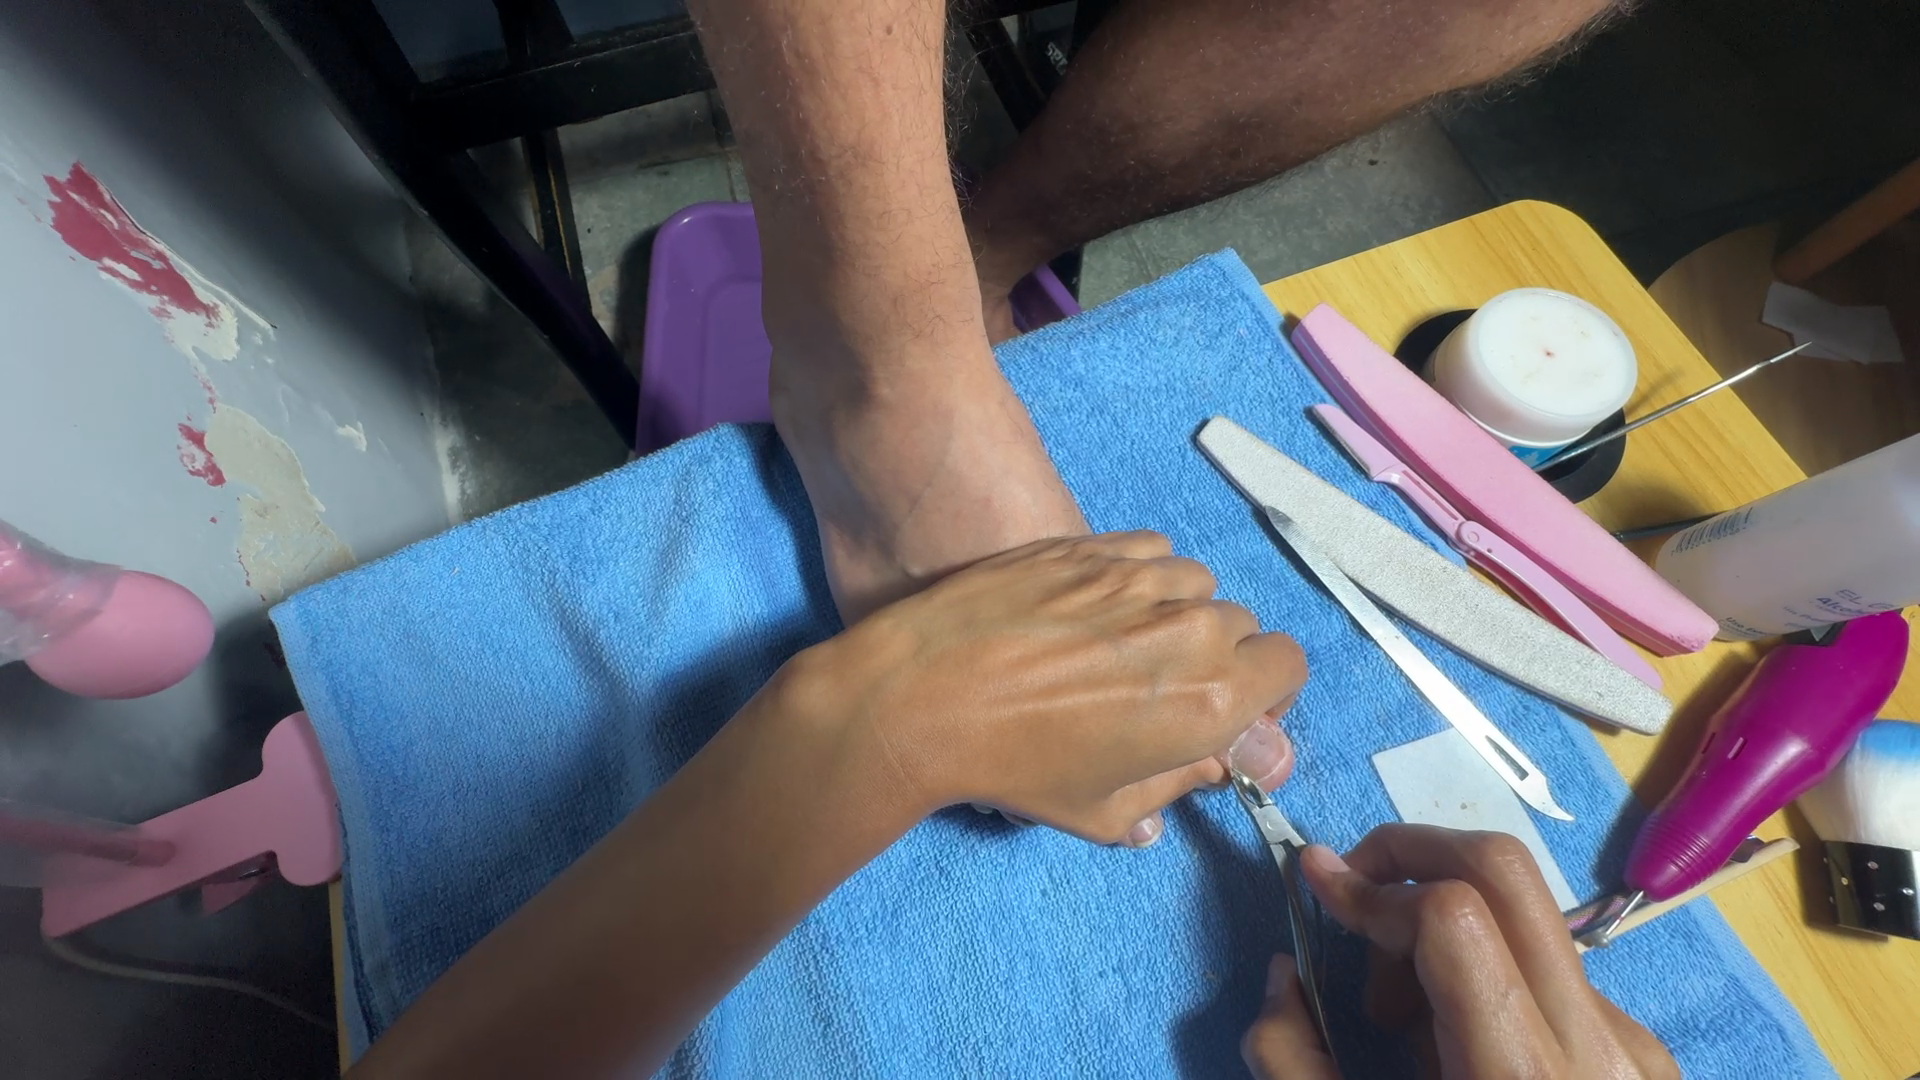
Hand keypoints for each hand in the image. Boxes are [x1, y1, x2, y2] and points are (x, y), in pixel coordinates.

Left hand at [787, 531, 1305, 844]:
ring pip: (1194, 582)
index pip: (1286, 668)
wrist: (925, 693)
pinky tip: (1090, 599)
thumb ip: (1175, 788)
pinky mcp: (1089, 542)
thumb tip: (1205, 770)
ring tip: (1120, 637)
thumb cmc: (1012, 765)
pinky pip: (1146, 548)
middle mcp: (1188, 625)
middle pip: (1240, 625)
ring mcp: (1136, 574)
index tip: (1225, 705)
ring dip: (1175, 609)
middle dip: (1214, 655)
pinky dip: (1136, 573)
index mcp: (1208, 698)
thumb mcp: (1103, 810)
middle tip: (1159, 681)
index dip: (1263, 690)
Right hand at [1243, 825, 1678, 1079]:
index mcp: (1521, 1076)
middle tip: (1352, 891)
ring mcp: (1632, 1043)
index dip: (1369, 884)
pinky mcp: (1640, 1048)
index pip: (1452, 914)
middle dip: (1406, 850)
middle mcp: (1599, 1046)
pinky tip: (1449, 1037)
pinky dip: (1470, 962)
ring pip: (1515, 909)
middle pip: (1501, 868)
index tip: (1316, 885)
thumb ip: (1289, 1056)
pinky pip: (1538, 956)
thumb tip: (1286, 968)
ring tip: (1398, 1010)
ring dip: (1431, 919)